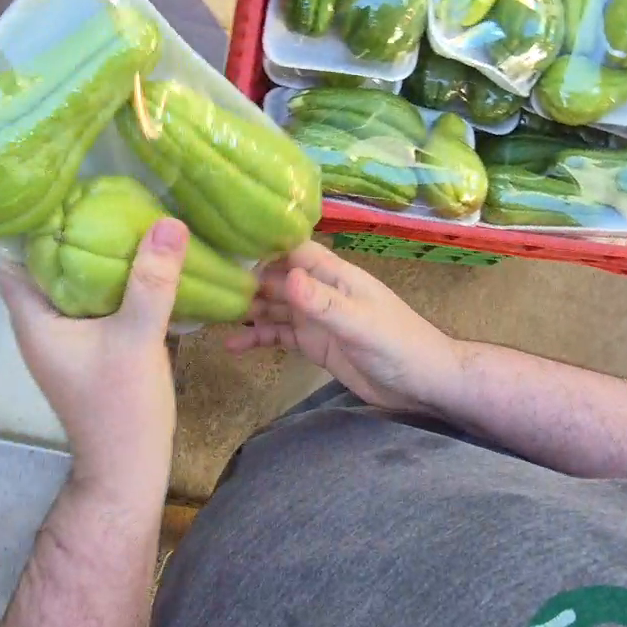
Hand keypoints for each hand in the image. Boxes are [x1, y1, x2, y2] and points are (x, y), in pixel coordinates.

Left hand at [0, 218, 185, 497]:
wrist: (129, 465)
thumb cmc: (120, 405)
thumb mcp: (137, 337)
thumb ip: (152, 281)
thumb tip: (168, 222)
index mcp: (34, 321)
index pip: (13, 260)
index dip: (31, 226)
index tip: (61, 191)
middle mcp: (42, 328)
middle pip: (45, 268)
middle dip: (69, 234)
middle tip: (100, 195)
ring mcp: (66, 342)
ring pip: (72, 286)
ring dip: (93, 258)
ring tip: (123, 219)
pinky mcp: (90, 351)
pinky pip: (93, 303)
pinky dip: (110, 282)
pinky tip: (140, 266)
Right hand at [226, 241, 463, 413]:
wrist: (423, 384)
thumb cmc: (399, 346)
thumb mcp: (360, 325)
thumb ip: (324, 304)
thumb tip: (286, 277)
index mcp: (335, 276)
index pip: (292, 250)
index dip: (261, 244)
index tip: (223, 242)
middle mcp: (321, 291)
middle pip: (276, 277)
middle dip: (243, 277)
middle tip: (203, 281)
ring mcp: (316, 318)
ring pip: (273, 306)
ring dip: (246, 307)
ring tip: (208, 310)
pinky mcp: (314, 344)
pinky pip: (279, 335)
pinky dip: (257, 337)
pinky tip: (232, 344)